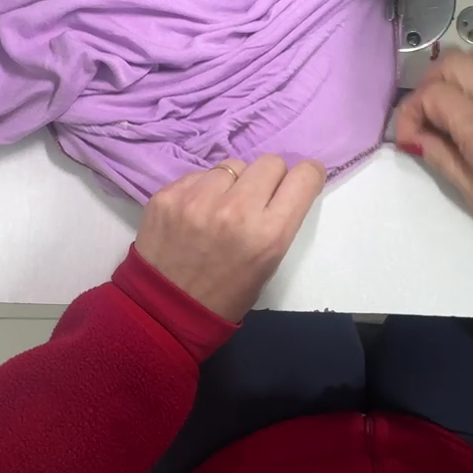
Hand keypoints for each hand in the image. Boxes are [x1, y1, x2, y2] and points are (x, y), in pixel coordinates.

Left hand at [135, 155, 326, 321]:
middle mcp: (237, 209)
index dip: (306, 176)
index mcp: (269, 234)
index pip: (303, 177)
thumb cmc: (227, 294)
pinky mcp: (168, 195)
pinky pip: (199, 175)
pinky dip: (203, 189)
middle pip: (270, 162)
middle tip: (257, 200)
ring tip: (221, 209)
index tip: (300, 182)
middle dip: (270, 178)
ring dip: (234, 182)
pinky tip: (195, 214)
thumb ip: (279, 221)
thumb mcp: (269, 265)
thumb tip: (280, 186)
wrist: (166, 310)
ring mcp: (198, 199)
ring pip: (233, 165)